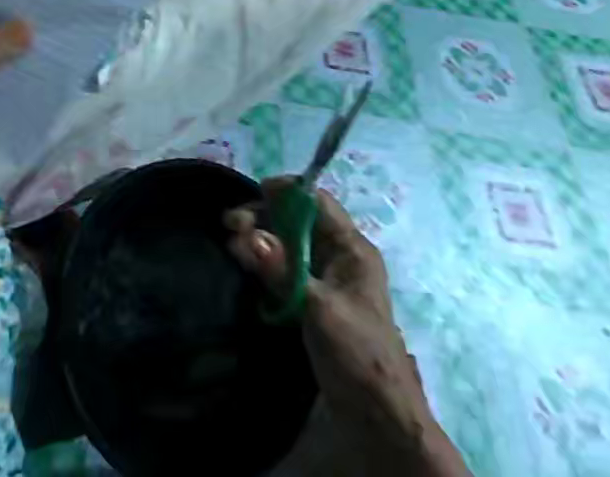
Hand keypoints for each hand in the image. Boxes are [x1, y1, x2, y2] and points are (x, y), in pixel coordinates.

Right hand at [225, 179, 468, 476]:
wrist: (380, 417)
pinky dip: (268, 265)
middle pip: (301, 221)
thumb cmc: (358, 355)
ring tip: (231, 245)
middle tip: (229, 226)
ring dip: (264, 241)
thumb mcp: (319, 310)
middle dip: (267, 217)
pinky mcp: (317, 303)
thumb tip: (247, 236)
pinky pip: (289, 270)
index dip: (286, 193)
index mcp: (352, 248)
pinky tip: (246, 270)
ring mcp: (330, 280)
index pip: (317, 202)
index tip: (251, 196)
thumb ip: (283, 271)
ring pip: (292, 245)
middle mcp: (342, 256)